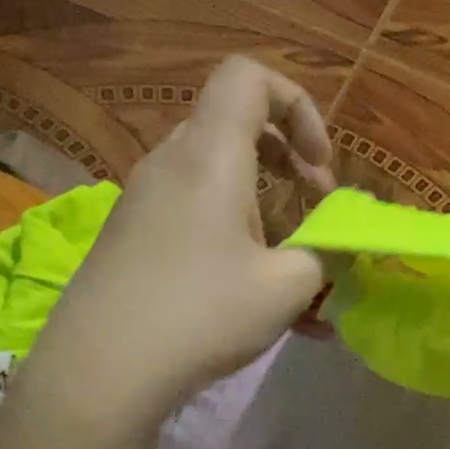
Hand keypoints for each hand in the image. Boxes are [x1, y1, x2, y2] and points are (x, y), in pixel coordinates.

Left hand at [31, 56, 336, 423]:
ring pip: (225, 181)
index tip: (321, 168)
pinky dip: (246, 243)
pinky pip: (204, 218)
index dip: (300, 108)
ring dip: (275, 214)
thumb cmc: (202, 313)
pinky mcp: (141, 237)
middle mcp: (174, 164)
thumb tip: (347, 243)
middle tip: (318, 212)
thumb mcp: (287, 286)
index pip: (249, 78)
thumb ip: (329, 253)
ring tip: (305, 275)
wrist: (102, 369)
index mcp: (209, 157)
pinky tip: (278, 308)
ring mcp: (151, 201)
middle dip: (293, 165)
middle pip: (240, 129)